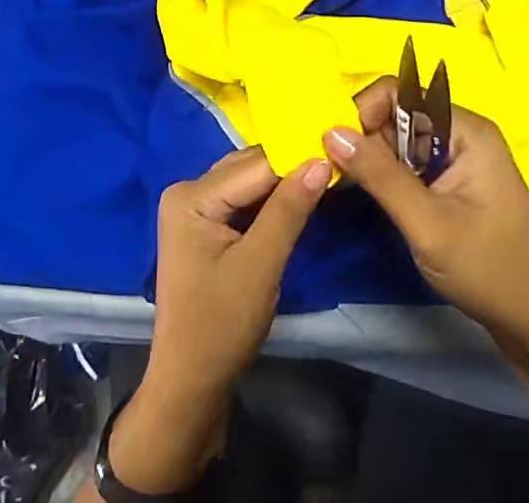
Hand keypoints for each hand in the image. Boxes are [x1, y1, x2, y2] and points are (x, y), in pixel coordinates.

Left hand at [108, 148, 329, 493]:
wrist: (191, 379)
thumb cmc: (222, 324)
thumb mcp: (261, 265)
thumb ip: (289, 210)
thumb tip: (322, 160)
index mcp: (190, 195)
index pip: (254, 166)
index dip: (298, 158)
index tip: (342, 151)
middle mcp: (186, 191)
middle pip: (247, 168)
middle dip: (290, 166)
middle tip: (340, 160)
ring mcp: (192, 208)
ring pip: (246, 183)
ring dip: (282, 182)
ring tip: (328, 173)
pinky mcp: (203, 226)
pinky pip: (240, 201)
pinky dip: (269, 201)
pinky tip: (299, 198)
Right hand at [322, 79, 528, 338]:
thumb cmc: (492, 271)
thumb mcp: (428, 224)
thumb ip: (379, 175)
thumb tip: (330, 131)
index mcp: (465, 131)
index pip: (398, 93)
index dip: (363, 112)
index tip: (339, 150)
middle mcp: (459, 135)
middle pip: (393, 114)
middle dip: (362, 138)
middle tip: (342, 177)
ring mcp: (455, 160)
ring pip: (395, 140)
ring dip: (369, 159)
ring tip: (351, 189)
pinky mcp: (448, 183)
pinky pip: (404, 163)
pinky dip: (382, 176)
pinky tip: (371, 199)